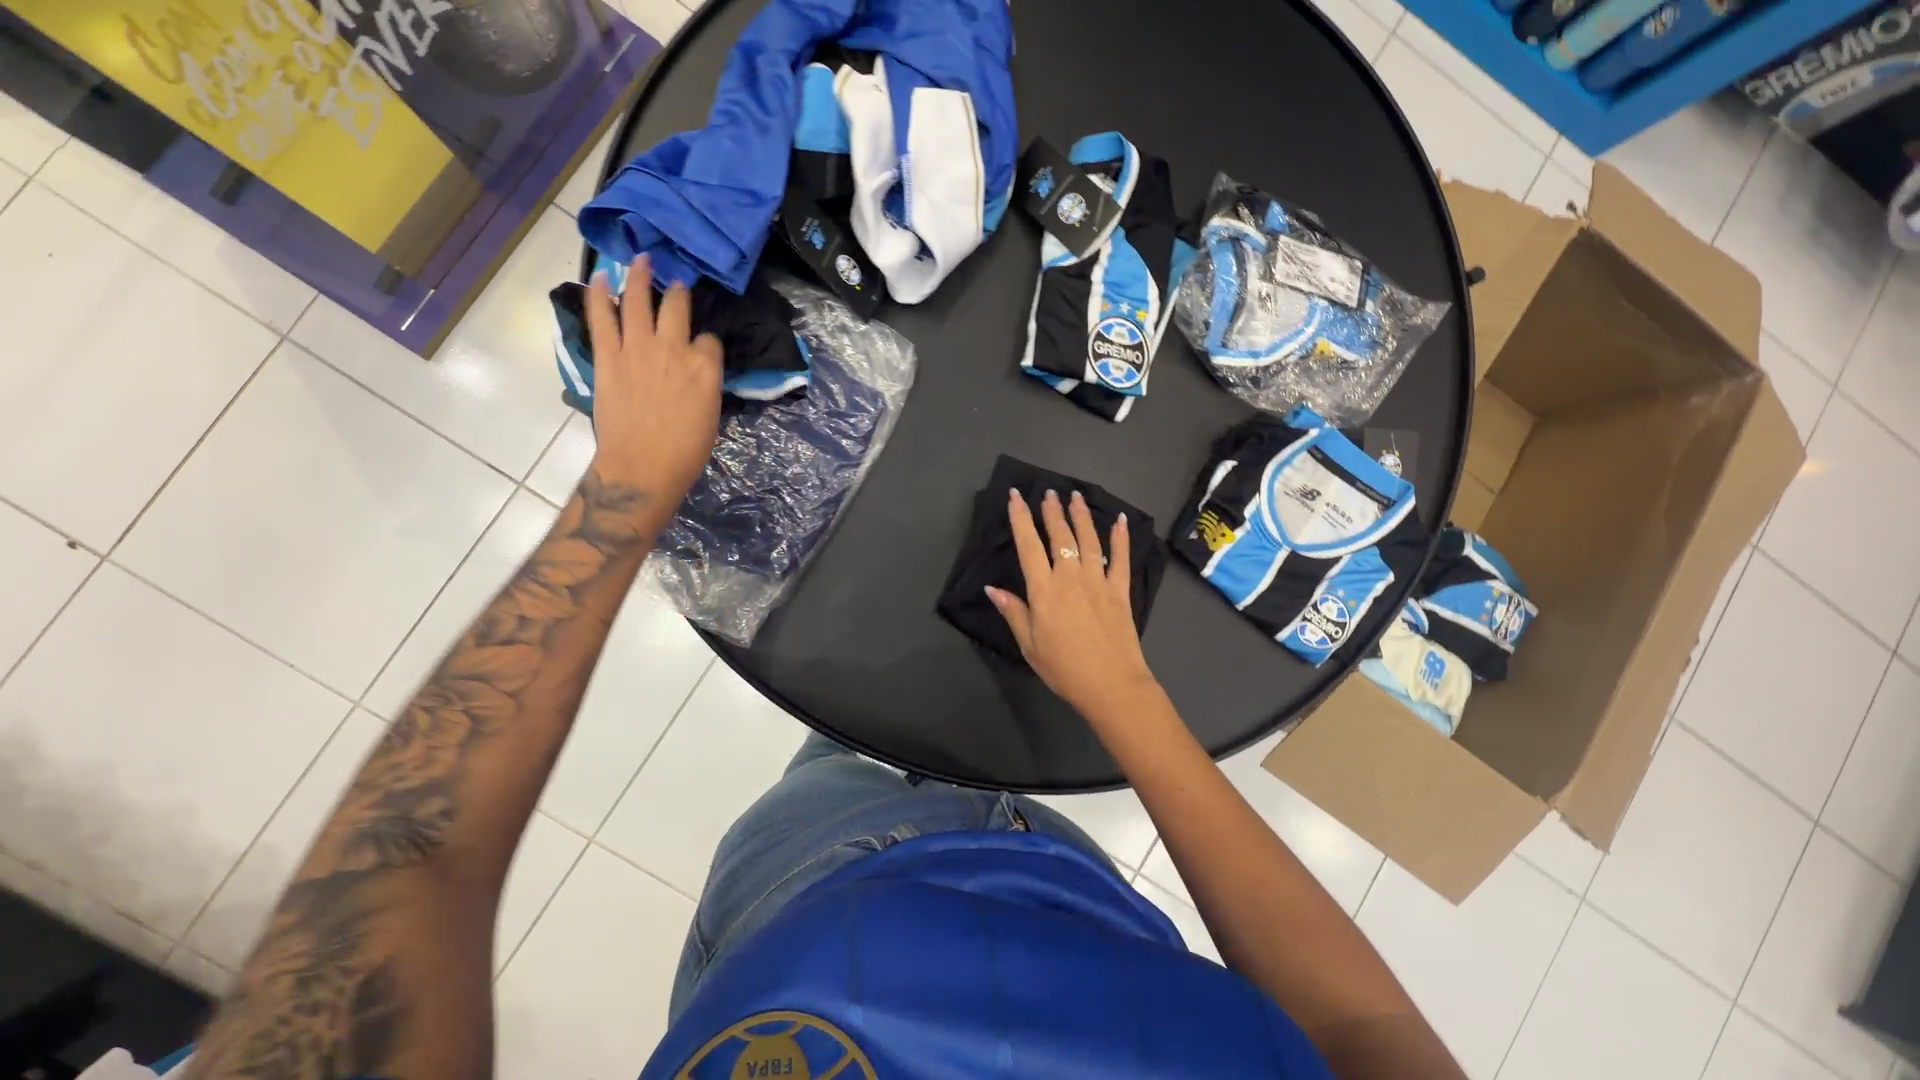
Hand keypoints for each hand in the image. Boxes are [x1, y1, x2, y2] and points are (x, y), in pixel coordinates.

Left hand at [583, 256, 723, 501]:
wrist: (643, 467)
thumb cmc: (685, 451)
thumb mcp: (711, 413)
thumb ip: (704, 383)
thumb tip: (695, 371)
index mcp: (706, 366)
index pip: (709, 339)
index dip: (704, 342)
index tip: (699, 348)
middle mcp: (674, 347)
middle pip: (677, 306)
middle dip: (677, 292)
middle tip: (675, 282)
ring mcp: (638, 348)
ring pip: (640, 300)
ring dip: (640, 275)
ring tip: (641, 259)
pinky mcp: (608, 356)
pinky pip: (603, 317)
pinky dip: (600, 295)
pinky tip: (601, 277)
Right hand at [986, 489, 1159, 719]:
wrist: (1111, 684)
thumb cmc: (1064, 669)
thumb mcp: (1029, 645)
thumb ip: (1013, 612)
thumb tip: (992, 589)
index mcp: (1044, 591)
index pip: (1028, 546)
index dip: (1020, 518)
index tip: (1015, 497)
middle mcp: (1070, 578)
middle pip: (1060, 536)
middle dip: (1052, 511)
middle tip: (1049, 492)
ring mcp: (1098, 582)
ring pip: (1089, 540)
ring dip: (1081, 516)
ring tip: (1076, 497)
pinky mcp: (1120, 591)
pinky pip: (1121, 558)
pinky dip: (1120, 538)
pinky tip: (1120, 520)